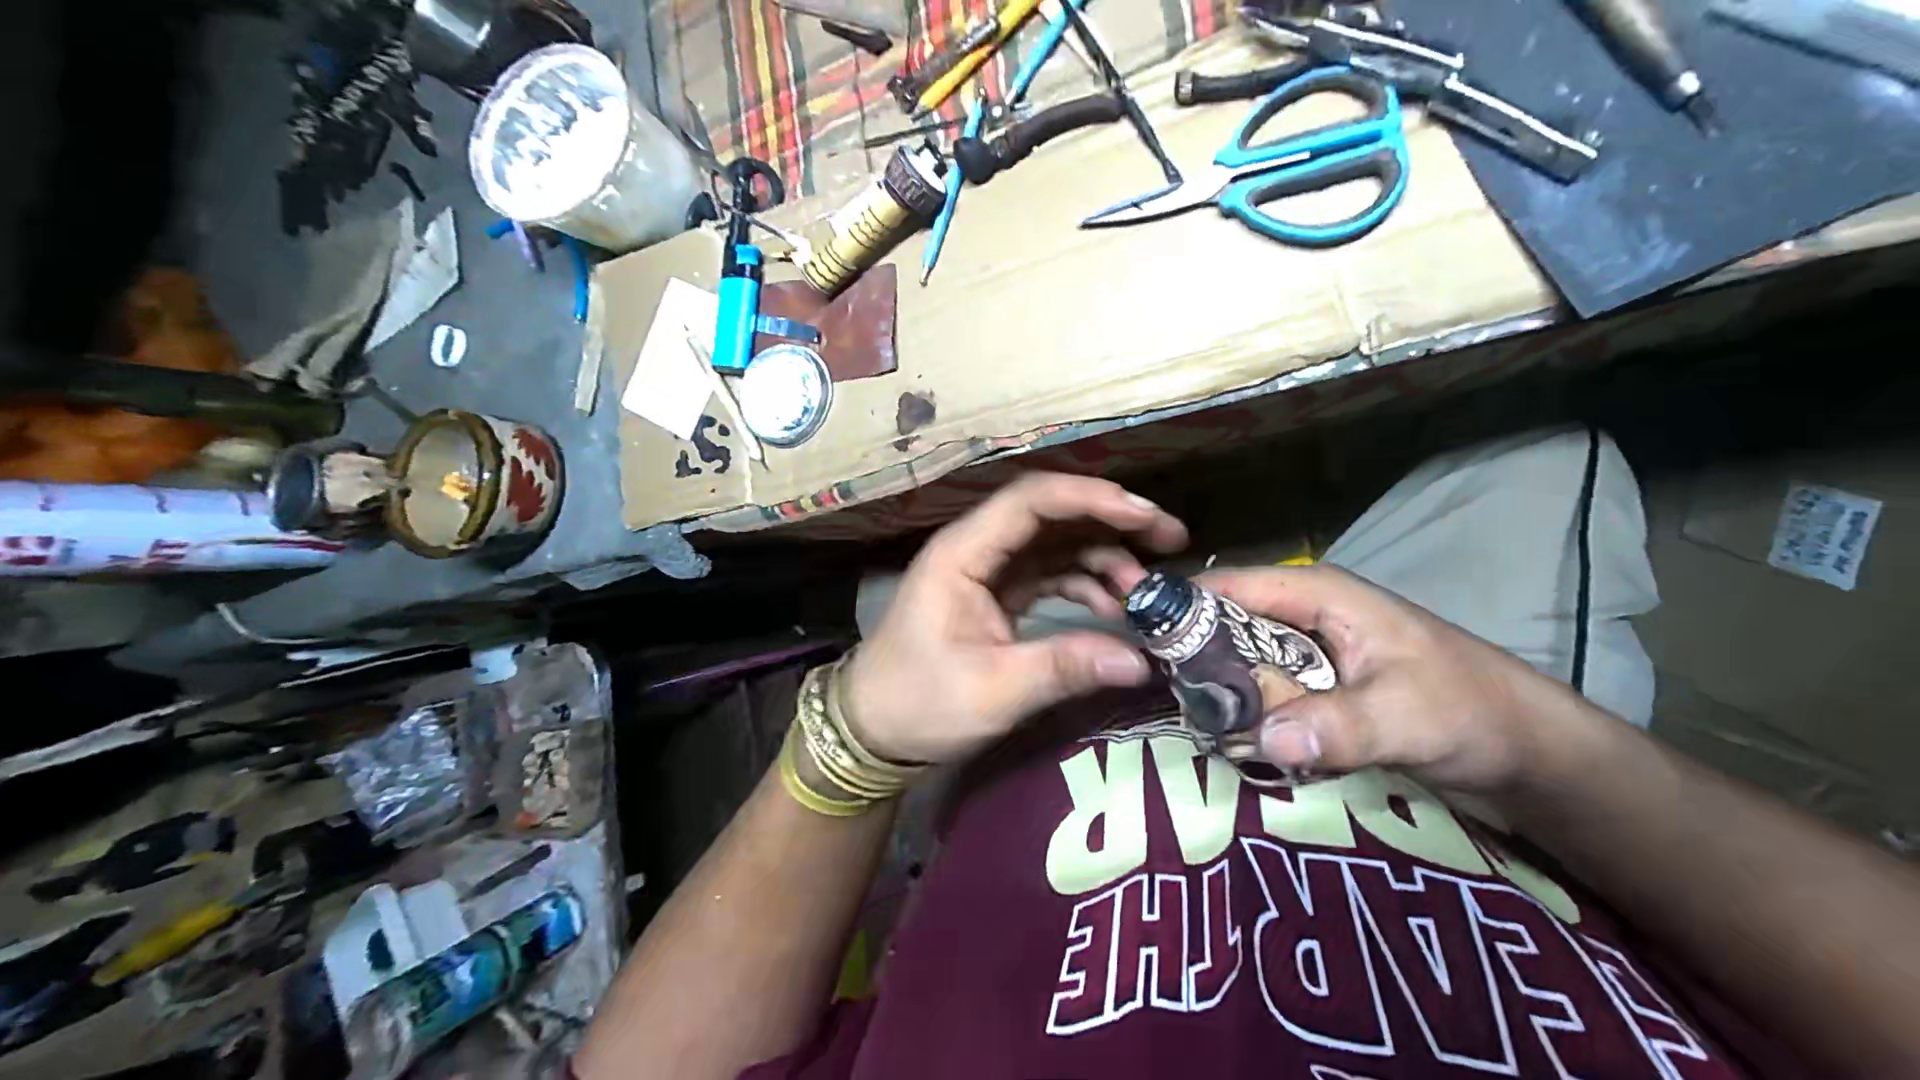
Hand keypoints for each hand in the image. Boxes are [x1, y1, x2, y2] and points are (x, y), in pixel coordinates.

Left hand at [843, 473, 1188, 764]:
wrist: (874, 728)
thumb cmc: (919, 702)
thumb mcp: (994, 690)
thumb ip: (1065, 669)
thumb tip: (1141, 661)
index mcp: (963, 554)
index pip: (1031, 501)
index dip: (1090, 499)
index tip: (1145, 517)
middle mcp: (976, 550)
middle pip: (1050, 515)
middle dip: (1110, 521)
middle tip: (1169, 539)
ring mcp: (988, 572)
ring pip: (1055, 546)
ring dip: (1102, 558)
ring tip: (1146, 591)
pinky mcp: (998, 597)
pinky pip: (1050, 576)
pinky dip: (1085, 587)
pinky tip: (1115, 611)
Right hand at [1199, 564, 1608, 792]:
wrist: (1531, 754)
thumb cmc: (1473, 711)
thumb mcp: (1408, 717)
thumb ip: (1338, 725)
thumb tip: (1260, 737)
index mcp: (1319, 596)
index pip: (1229, 586)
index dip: (1181, 605)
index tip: (1134, 638)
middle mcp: (1302, 619)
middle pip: (1224, 626)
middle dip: (1194, 660)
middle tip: (1159, 698)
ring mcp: (1307, 657)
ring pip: (1238, 665)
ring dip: (1220, 695)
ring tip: (1192, 726)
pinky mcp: (1313, 692)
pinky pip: (1260, 696)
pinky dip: (1244, 717)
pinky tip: (1228, 741)